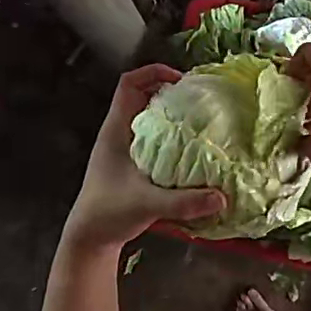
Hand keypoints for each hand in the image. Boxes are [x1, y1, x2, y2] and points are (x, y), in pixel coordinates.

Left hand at [63, 65, 223, 251]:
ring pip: (149, 118)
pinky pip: (153, 139)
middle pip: (143, 96)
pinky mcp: (131, 164)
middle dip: (171, 93)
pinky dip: (171, 138)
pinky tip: (191, 151)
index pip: (128, 84)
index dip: (153, 72)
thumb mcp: (147, 205)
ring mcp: (124, 149)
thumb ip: (184, 202)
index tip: (181, 80)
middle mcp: (119, 134)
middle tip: (200, 100)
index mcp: (115, 130)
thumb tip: (221, 197)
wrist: (89, 237)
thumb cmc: (107, 214)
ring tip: (201, 121)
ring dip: (172, 115)